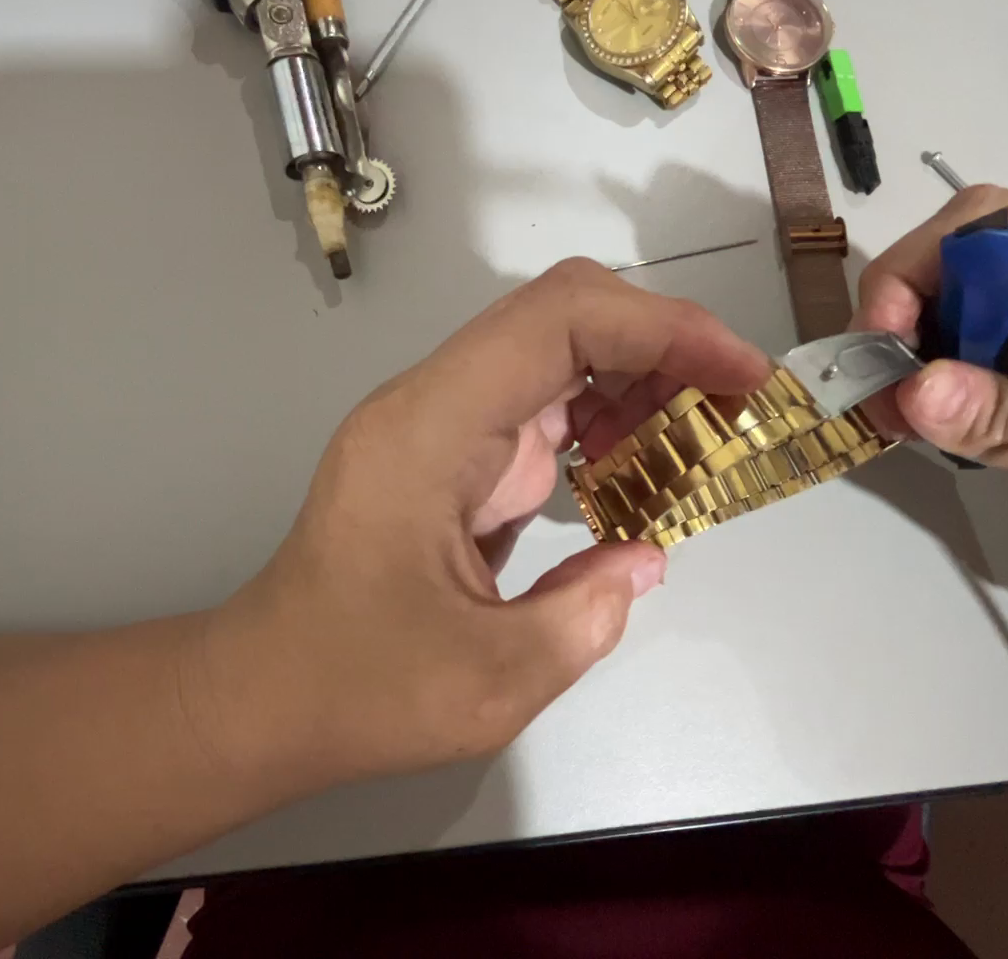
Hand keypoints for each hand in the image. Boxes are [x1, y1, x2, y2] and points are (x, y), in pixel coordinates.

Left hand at [182, 260, 771, 798]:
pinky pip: (538, 405)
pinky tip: (634, 470)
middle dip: (659, 345)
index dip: (663, 328)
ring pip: (553, 353)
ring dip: (634, 380)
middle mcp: (432, 403)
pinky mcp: (449, 451)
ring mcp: (438, 423)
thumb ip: (585, 615)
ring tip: (694, 442)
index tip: (740, 373)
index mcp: (430, 430)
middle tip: (729, 409)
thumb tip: (645, 558)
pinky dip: (600, 420)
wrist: (267, 691)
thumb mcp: (488, 680)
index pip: (557, 321)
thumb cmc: (356, 688)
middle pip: (559, 316)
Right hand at [853, 187, 1007, 708]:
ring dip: (903, 349)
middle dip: (903, 310)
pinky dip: (917, 376)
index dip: (925, 266)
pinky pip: (956, 342)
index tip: (878, 340)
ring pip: (950, 297)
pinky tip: (911, 421)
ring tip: (890, 416)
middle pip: (969, 253)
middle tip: (875, 389)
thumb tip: (911, 388)